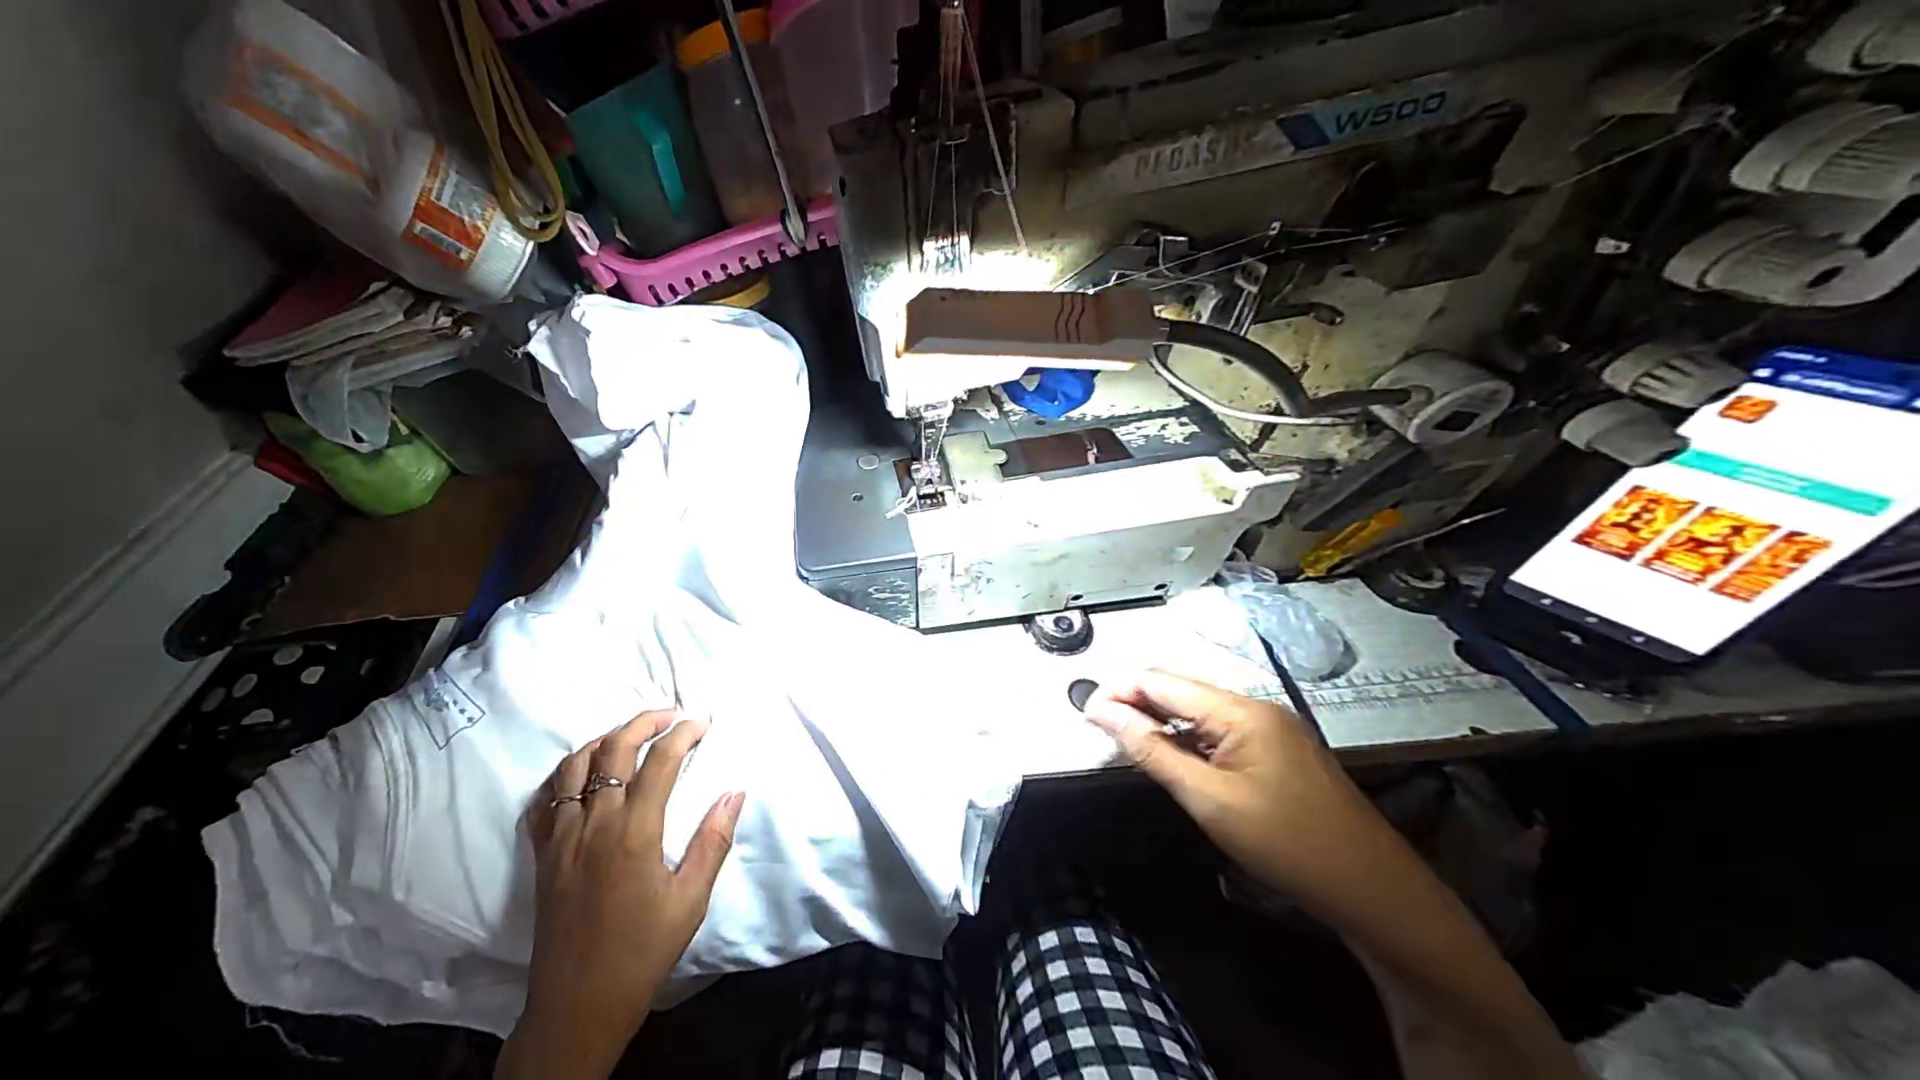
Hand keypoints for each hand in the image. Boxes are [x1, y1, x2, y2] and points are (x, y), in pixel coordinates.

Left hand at [496, 712, 744, 1079]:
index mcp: (634, 832)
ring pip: (574, 766)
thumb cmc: (643, 951)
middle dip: (644, 722)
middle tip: (670, 715)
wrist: (578, 1004)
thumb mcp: (691, 900)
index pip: (660, 761)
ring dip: (604, 740)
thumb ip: (713, 841)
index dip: (683, 733)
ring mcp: (561, 837)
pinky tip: (584, 774)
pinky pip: (546, 798)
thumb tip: (735, 792)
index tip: (702, 722)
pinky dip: (566, 774)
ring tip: (630, 737)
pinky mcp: (543, 854)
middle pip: (613, 750)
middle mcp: (593, 824)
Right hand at [1087, 673, 1588, 1079]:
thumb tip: (1104, 711)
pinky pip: (1221, 734)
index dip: (1121, 690)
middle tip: (1101, 730)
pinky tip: (1175, 761)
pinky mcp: (1278, 752)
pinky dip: (1190, 742)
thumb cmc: (1286, 843)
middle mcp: (1257, 708)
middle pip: (1182, 693)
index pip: (1164, 681)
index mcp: (1241, 710)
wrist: (1371, 889)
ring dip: (1162, 725)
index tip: (1085, 710)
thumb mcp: (1207, 798)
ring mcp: (1271, 729)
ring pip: (1200, 714)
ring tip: (1129, 745)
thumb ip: (1151, 750)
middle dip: (1138, 705)